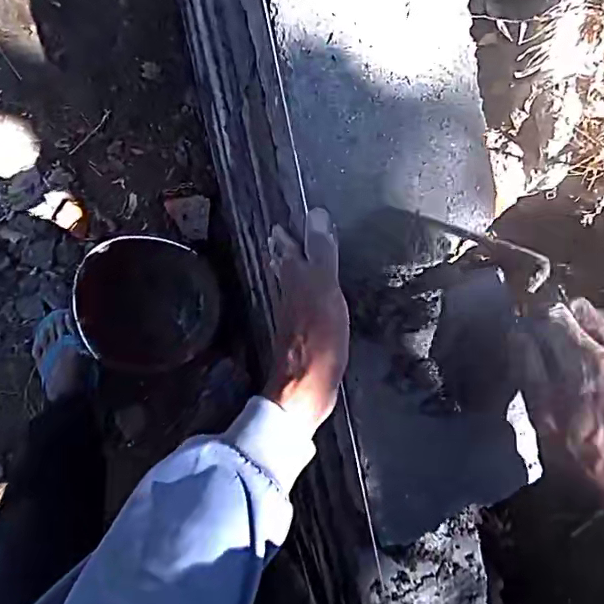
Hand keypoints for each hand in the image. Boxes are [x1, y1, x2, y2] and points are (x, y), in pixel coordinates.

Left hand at [264, 208, 349, 433]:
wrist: (304, 389)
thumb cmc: (317, 340)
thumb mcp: (324, 291)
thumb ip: (321, 254)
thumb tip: (316, 215)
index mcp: (297, 283)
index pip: (291, 252)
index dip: (289, 238)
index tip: (283, 223)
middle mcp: (291, 299)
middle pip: (286, 269)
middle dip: (284, 254)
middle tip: (279, 237)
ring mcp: (295, 321)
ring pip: (289, 288)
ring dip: (289, 273)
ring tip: (286, 262)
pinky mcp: (303, 340)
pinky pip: (300, 308)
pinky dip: (300, 297)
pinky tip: (305, 303)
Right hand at [514, 298, 603, 579]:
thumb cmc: (590, 460)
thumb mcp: (546, 420)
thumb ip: (531, 371)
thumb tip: (520, 336)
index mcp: (590, 361)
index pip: (557, 315)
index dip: (537, 318)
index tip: (527, 329)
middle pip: (586, 311)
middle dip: (563, 319)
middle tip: (548, 340)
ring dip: (588, 333)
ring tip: (575, 361)